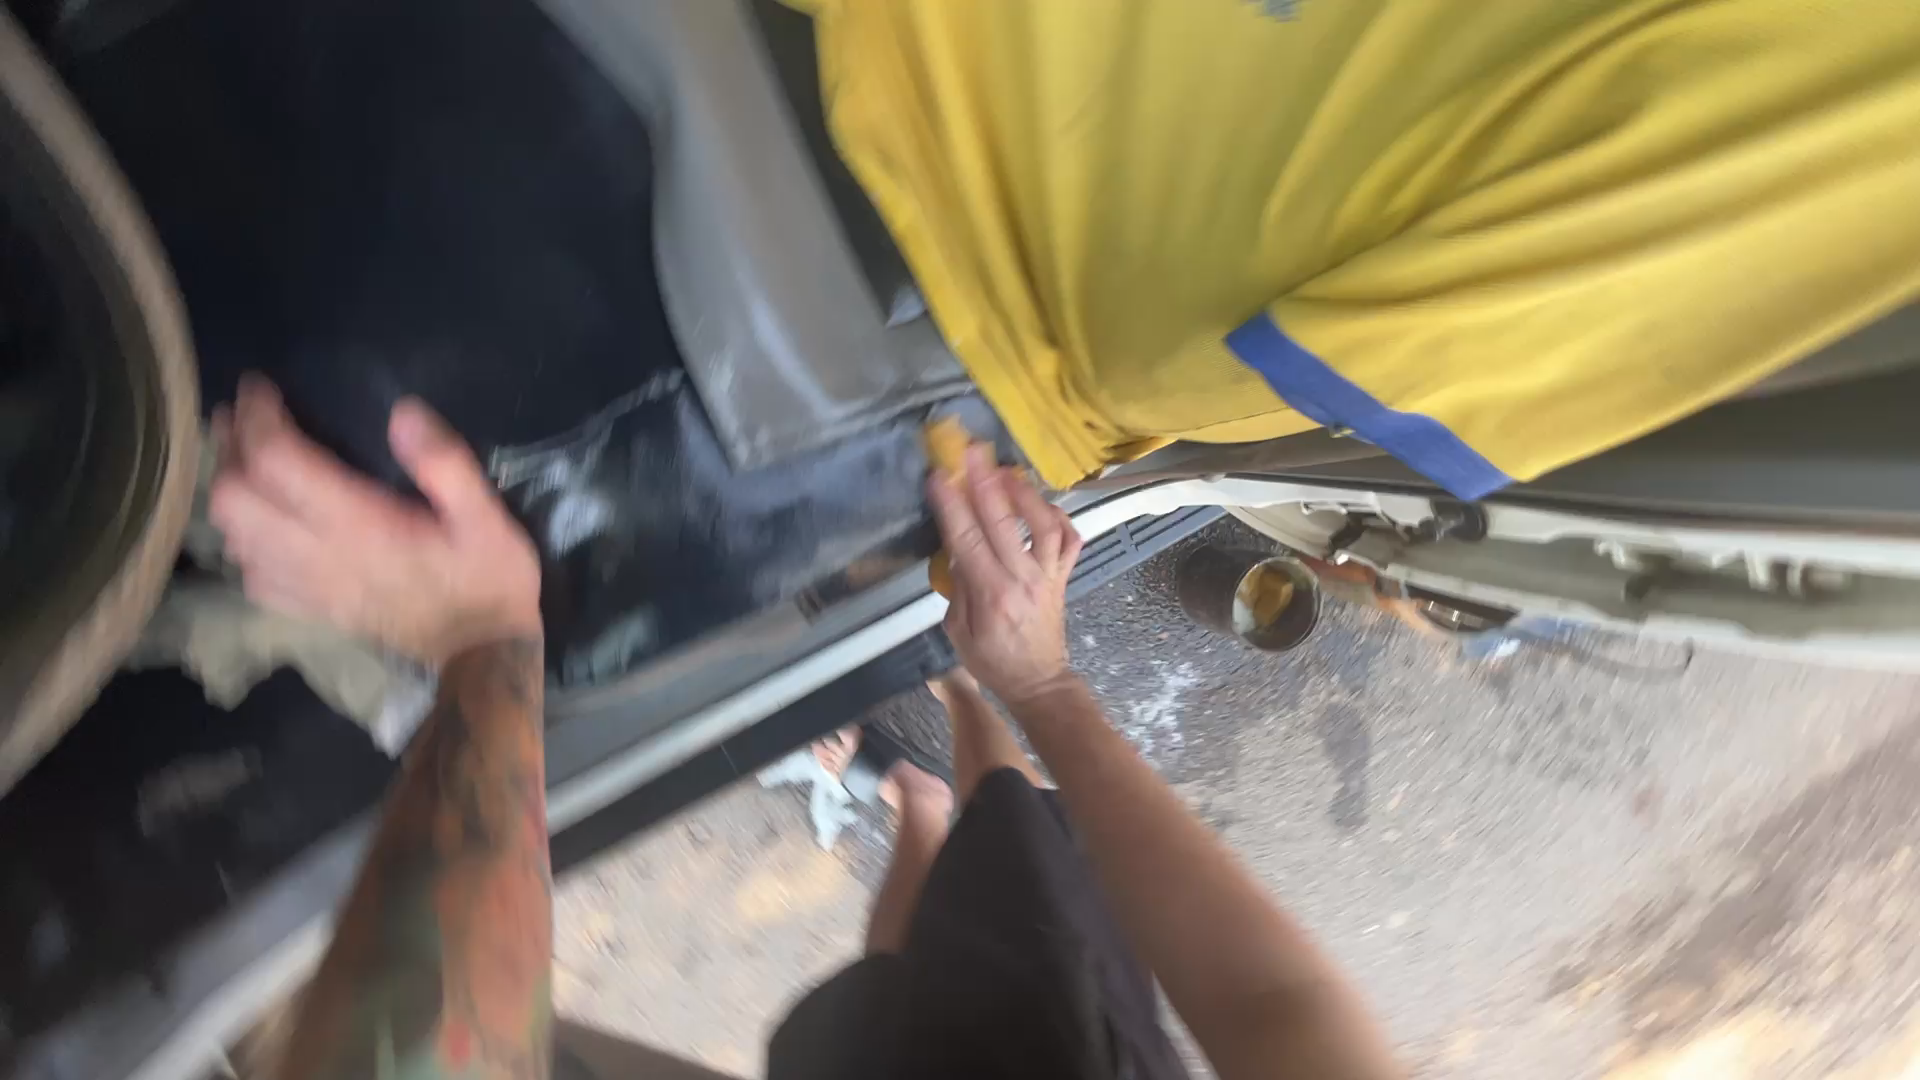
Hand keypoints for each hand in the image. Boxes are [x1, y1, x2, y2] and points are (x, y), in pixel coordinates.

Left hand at [208, 373, 541, 664]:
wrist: (484, 651)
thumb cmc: (491, 579)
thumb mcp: (489, 519)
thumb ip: (447, 466)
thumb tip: (404, 412)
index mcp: (358, 525)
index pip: (278, 461)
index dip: (259, 418)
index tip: (259, 387)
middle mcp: (317, 553)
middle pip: (234, 495)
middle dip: (230, 448)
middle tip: (246, 419)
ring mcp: (309, 586)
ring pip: (231, 532)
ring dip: (229, 489)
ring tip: (247, 461)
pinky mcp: (312, 608)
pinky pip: (250, 571)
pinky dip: (242, 539)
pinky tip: (262, 528)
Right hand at [925, 445, 1083, 705]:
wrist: (1038, 680)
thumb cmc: (992, 660)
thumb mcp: (959, 631)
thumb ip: (959, 586)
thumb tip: (958, 546)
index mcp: (991, 595)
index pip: (967, 540)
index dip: (952, 506)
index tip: (939, 476)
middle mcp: (1023, 579)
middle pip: (1003, 523)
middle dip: (984, 483)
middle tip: (972, 452)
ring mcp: (1048, 575)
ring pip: (1044, 525)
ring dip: (1024, 494)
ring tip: (1006, 472)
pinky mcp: (1063, 576)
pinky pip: (1070, 539)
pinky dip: (1057, 515)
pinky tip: (1039, 501)